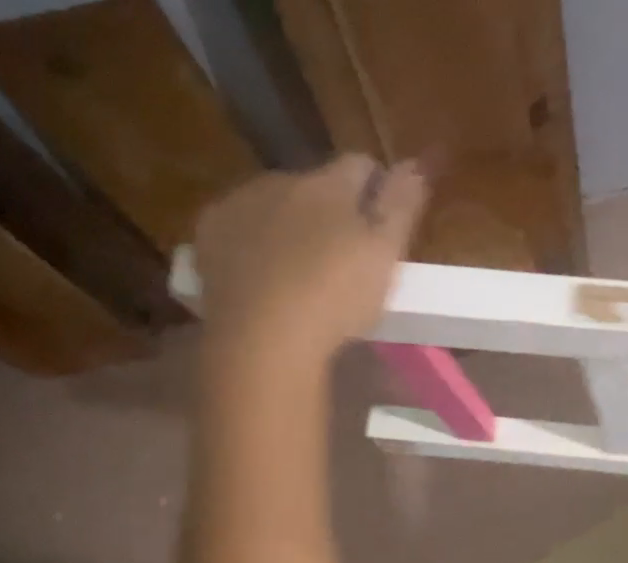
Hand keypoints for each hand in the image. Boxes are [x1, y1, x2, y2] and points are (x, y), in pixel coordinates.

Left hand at [192, 155, 426, 362]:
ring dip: (291, 225)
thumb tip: (417, 160)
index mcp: (330, 184)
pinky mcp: (209, 233)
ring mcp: (240, 204)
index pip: (361, 164)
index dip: (377, 190)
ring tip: (301, 273)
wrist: (261, 337)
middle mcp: (282, 179)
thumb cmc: (336, 297)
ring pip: (275, 203)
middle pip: (315, 184)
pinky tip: (264, 277)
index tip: (384, 225)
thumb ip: (403, 204)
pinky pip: (240, 226)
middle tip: (344, 259)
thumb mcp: (385, 255)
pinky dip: (254, 242)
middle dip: (331, 209)